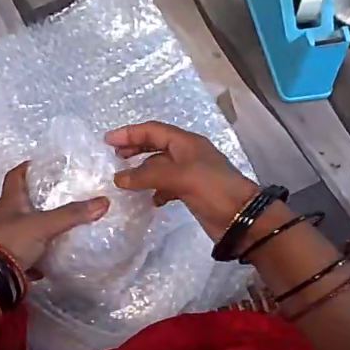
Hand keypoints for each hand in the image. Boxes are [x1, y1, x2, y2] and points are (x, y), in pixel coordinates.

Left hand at [0, 161, 109, 270]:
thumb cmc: (11, 241)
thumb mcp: (44, 225)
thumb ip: (71, 214)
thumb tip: (104, 201)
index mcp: (10, 202)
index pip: (15, 176)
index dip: (26, 168)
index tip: (40, 163)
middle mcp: (6, 218)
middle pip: (22, 202)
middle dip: (39, 197)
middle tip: (60, 193)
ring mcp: (8, 240)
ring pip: (26, 227)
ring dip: (41, 224)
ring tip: (63, 220)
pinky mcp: (12, 259)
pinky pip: (30, 252)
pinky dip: (42, 251)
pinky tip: (57, 252)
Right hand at [106, 122, 260, 238]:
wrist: (241, 218)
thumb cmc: (213, 189)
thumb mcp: (180, 177)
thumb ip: (148, 175)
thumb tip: (119, 179)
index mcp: (186, 143)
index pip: (153, 131)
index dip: (130, 134)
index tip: (108, 141)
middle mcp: (187, 154)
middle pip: (156, 145)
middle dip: (134, 149)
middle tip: (114, 157)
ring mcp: (190, 174)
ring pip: (160, 167)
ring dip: (142, 171)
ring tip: (125, 180)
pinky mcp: (191, 192)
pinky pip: (167, 185)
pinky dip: (155, 190)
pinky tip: (150, 200)